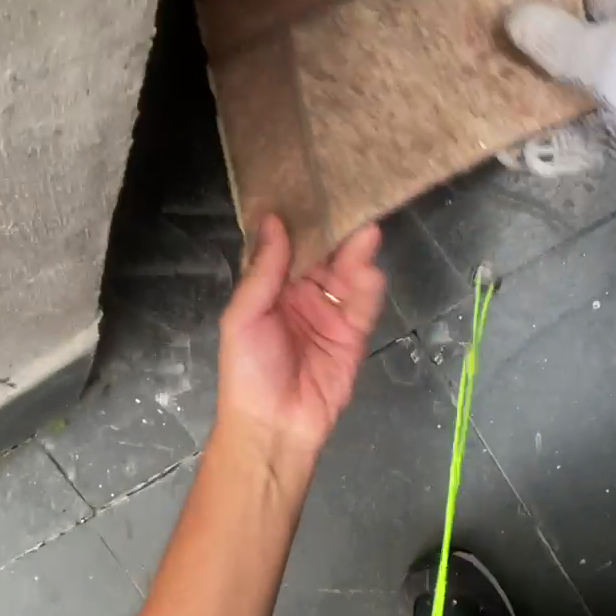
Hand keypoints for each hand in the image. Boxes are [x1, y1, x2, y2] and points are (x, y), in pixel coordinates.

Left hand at [216, 214, 385, 458]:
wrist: (274, 425)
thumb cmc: (248, 370)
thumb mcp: (244, 316)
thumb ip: (263, 271)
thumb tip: (273, 221)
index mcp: (273, 289)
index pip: (292, 248)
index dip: (303, 223)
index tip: (314, 191)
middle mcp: (304, 296)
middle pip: (325, 258)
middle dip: (337, 234)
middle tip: (352, 204)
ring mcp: (331, 315)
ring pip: (348, 277)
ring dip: (357, 256)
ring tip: (367, 233)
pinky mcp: (354, 335)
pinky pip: (364, 306)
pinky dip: (369, 287)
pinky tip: (371, 269)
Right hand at [506, 0, 615, 210]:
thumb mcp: (608, 56)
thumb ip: (559, 39)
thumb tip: (512, 14)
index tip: (490, 4)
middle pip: (574, 37)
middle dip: (533, 51)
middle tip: (483, 63)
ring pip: (581, 83)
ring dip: (547, 97)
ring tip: (500, 106)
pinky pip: (594, 123)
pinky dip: (569, 133)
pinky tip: (536, 146)